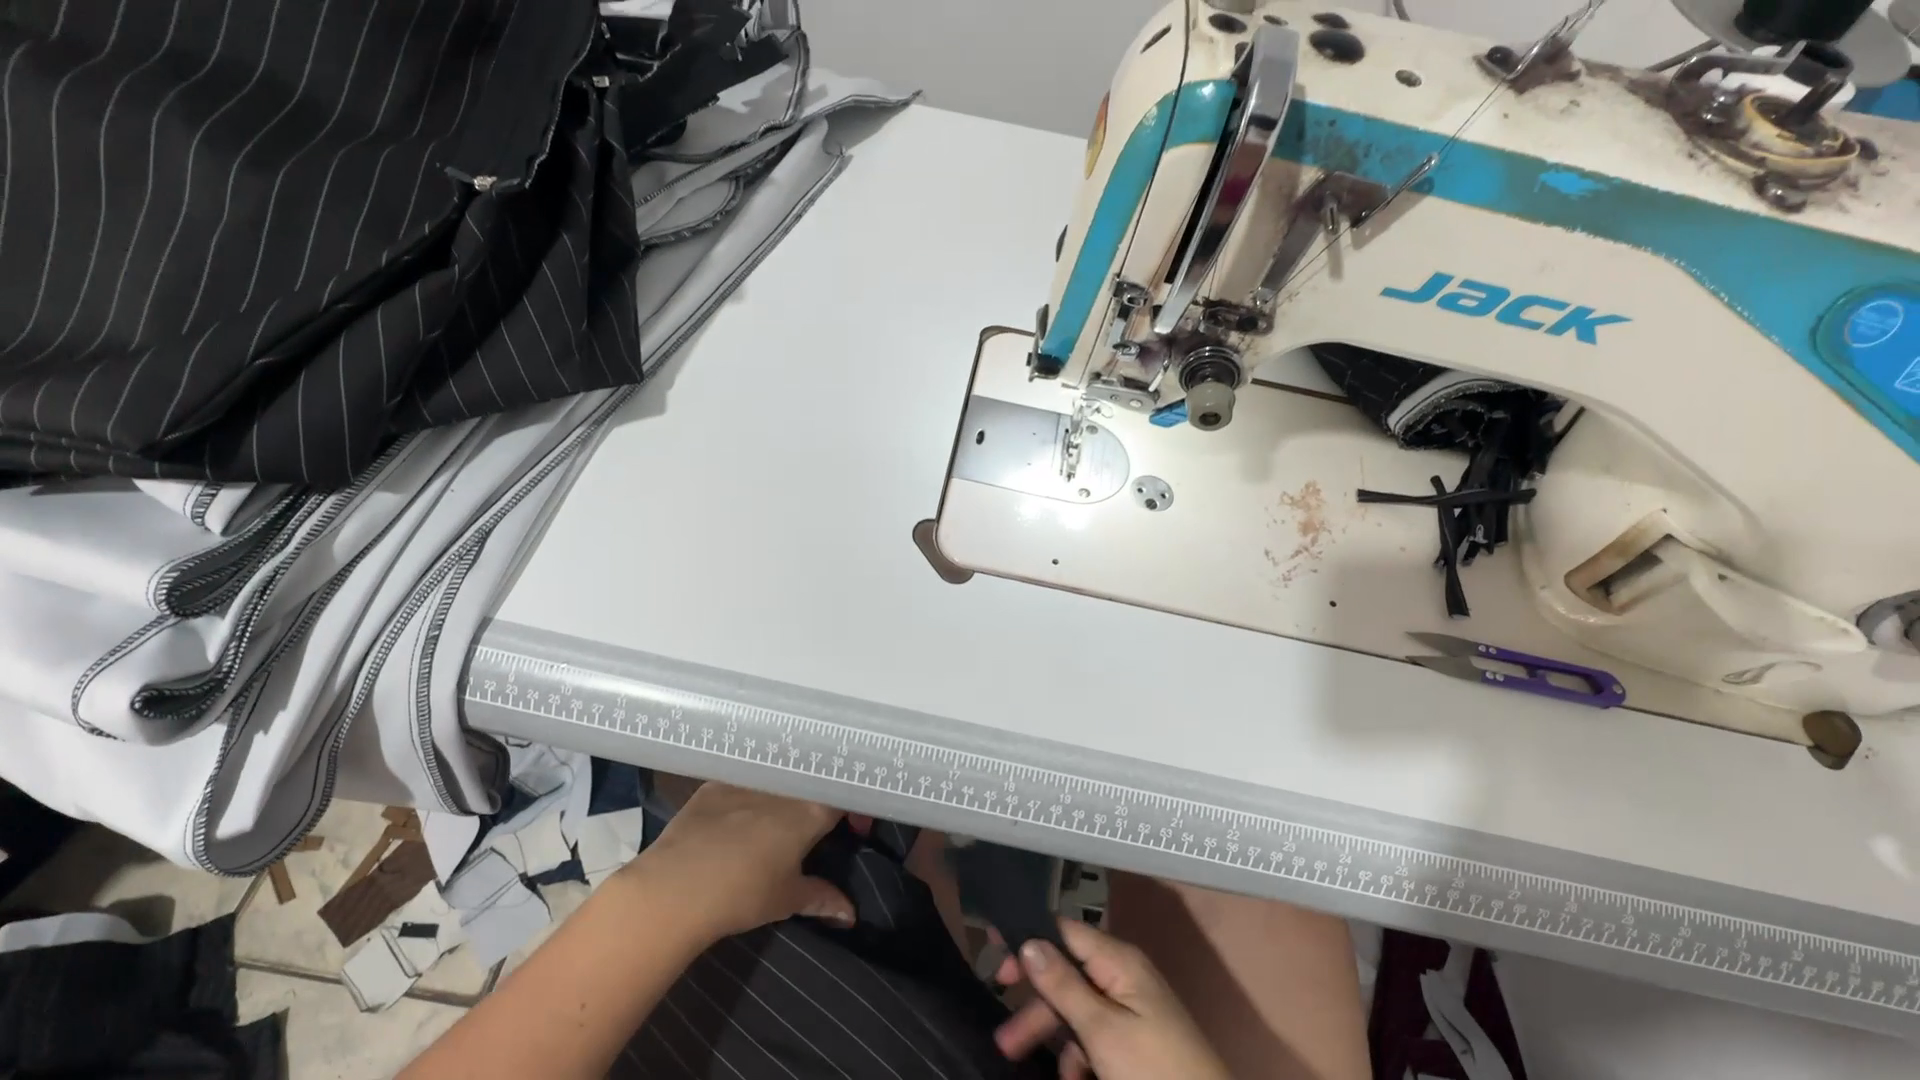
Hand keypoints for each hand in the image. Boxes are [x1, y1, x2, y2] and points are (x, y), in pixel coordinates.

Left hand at [614, 782, 854, 941]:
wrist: (675, 888)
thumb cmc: (742, 894)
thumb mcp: (787, 899)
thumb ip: (822, 898)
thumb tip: (850, 914)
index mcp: (810, 811)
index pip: (845, 797)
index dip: (853, 811)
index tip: (852, 829)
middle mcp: (783, 787)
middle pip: (812, 784)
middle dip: (818, 801)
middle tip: (814, 828)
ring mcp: (747, 781)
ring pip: (777, 780)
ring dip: (784, 796)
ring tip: (775, 820)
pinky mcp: (715, 783)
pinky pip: (743, 782)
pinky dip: (749, 795)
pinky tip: (739, 815)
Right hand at [995, 919, 1229, 1079]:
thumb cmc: (1154, 1069)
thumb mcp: (1101, 1029)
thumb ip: (1063, 985)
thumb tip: (1029, 942)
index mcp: (1118, 962)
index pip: (1064, 932)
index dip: (1029, 943)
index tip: (995, 964)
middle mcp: (1123, 977)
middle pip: (1066, 978)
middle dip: (1037, 1010)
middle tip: (1005, 1041)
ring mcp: (1131, 1009)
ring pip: (1078, 1013)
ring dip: (1060, 1044)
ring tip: (1051, 1076)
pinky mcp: (1135, 1040)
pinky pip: (1096, 1038)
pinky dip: (1083, 1059)